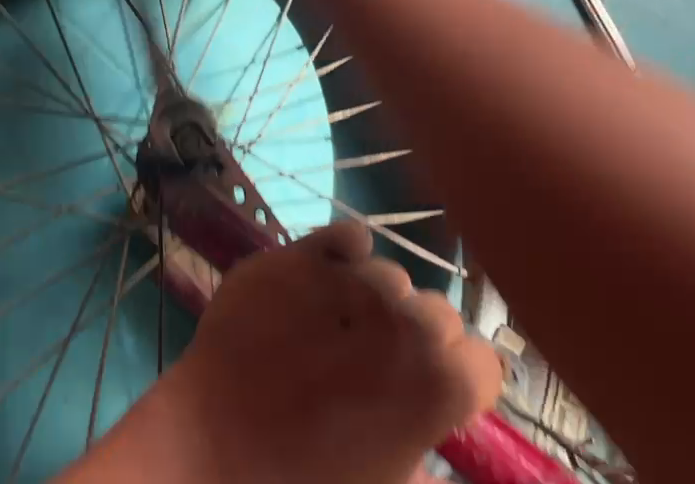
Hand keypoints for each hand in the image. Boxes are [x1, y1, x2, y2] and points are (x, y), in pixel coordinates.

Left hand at [163, 221, 501, 483]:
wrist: (211, 446)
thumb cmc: (304, 480)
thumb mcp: (385, 483)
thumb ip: (422, 460)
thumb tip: (432, 450)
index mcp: (439, 382)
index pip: (483, 362)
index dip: (458, 381)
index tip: (429, 395)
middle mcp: (406, 318)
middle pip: (438, 313)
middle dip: (416, 338)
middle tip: (375, 365)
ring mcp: (350, 279)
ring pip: (389, 277)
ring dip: (375, 301)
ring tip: (339, 329)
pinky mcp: (302, 254)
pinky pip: (347, 236)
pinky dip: (344, 252)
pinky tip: (327, 276)